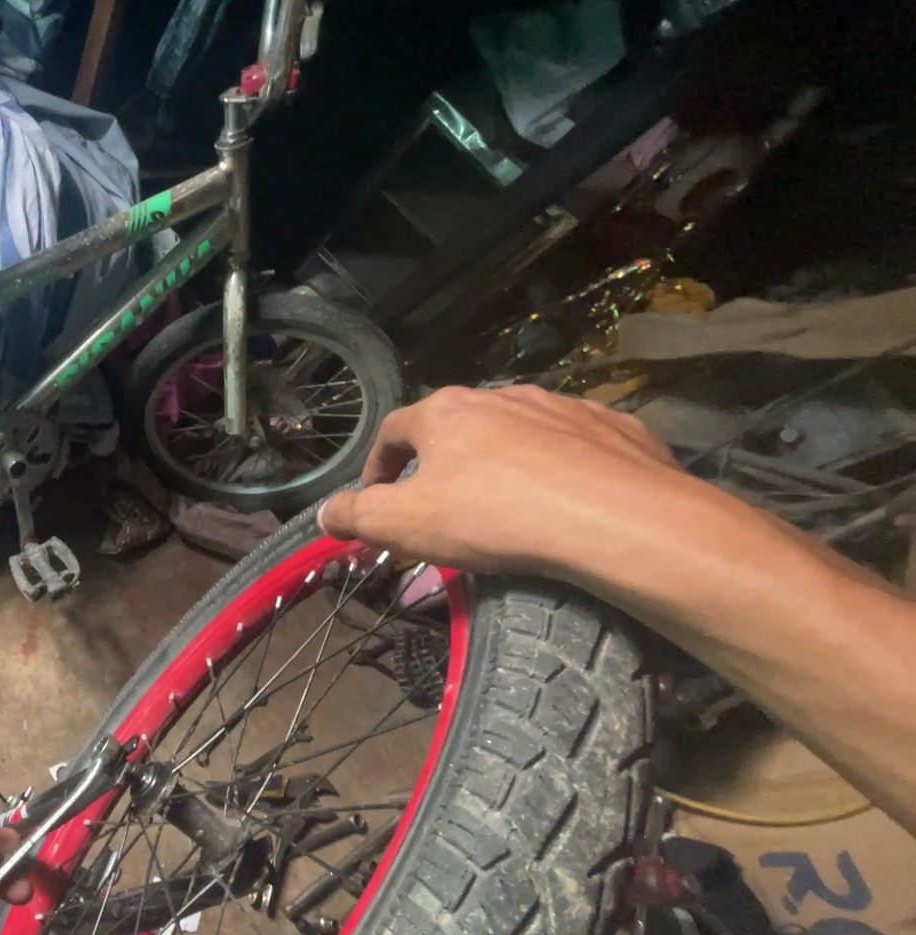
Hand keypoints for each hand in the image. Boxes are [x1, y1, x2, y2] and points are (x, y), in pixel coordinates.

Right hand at [317, 385, 681, 576]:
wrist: (623, 523)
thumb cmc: (492, 517)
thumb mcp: (399, 523)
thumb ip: (352, 515)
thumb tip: (326, 513)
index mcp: (445, 411)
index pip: (391, 431)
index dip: (376, 466)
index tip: (376, 499)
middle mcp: (501, 395)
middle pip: (452, 428)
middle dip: (435, 464)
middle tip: (435, 505)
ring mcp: (564, 407)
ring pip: (512, 433)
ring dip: (495, 462)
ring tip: (498, 503)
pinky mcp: (618, 429)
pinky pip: (570, 446)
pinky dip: (554, 468)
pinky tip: (559, 500)